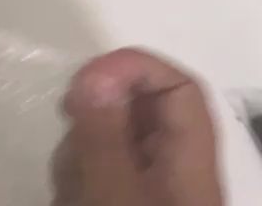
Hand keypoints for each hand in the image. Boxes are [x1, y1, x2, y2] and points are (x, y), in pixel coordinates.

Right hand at [52, 48, 223, 205]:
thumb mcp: (116, 195)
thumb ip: (105, 134)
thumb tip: (96, 72)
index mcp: (194, 167)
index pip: (180, 88)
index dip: (135, 67)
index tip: (87, 79)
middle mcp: (177, 172)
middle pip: (141, 106)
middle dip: (97, 106)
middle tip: (70, 122)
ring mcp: (148, 187)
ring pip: (113, 132)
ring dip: (81, 142)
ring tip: (71, 177)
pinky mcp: (121, 197)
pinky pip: (97, 161)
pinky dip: (75, 167)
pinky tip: (68, 192)